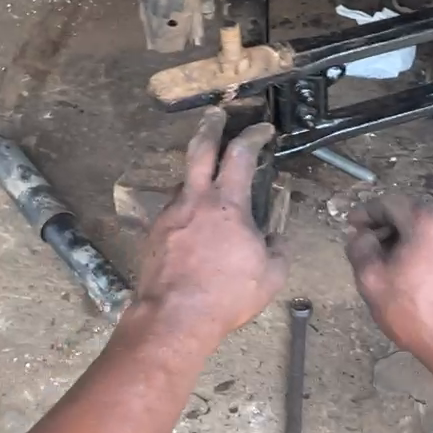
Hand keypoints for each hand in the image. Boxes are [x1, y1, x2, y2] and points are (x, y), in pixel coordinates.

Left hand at [125, 107, 286, 344]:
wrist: (174, 318)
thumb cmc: (226, 297)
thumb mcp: (271, 275)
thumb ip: (279, 248)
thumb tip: (277, 238)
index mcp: (228, 205)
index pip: (241, 154)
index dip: (254, 135)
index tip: (263, 130)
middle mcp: (195, 200)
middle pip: (200, 149)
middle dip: (210, 126)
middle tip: (216, 114)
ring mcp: (170, 214)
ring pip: (185, 182)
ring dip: (198, 177)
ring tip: (211, 189)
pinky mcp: (153, 232)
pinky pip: (174, 211)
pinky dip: (187, 210)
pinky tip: (194, 228)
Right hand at [345, 195, 432, 364]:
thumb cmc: (413, 310)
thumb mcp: (371, 279)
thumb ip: (359, 248)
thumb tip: (361, 236)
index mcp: (427, 221)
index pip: (389, 203)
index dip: (366, 212)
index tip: (351, 225)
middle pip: (410, 213)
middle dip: (385, 226)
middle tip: (366, 245)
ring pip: (426, 229)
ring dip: (404, 238)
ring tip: (386, 262)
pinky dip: (422, 249)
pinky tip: (410, 272)